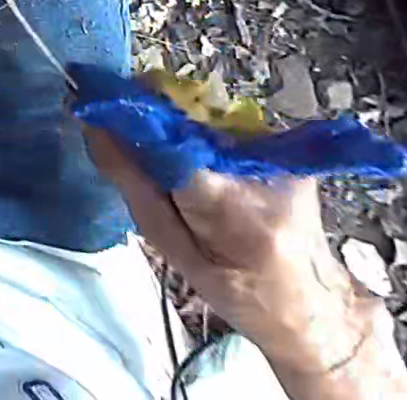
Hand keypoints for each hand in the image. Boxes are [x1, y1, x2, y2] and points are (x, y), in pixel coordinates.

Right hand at [83, 128, 384, 380]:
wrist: (314, 305)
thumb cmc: (234, 287)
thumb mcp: (170, 248)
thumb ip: (130, 181)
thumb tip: (92, 123)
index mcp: (233, 211)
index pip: (171, 142)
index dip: (130, 116)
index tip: (92, 100)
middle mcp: (261, 172)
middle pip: (184, 115)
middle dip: (145, 113)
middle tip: (119, 129)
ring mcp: (277, 152)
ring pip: (199, 109)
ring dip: (168, 119)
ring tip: (161, 151)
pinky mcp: (282, 143)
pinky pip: (218, 117)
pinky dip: (193, 126)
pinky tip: (193, 153)